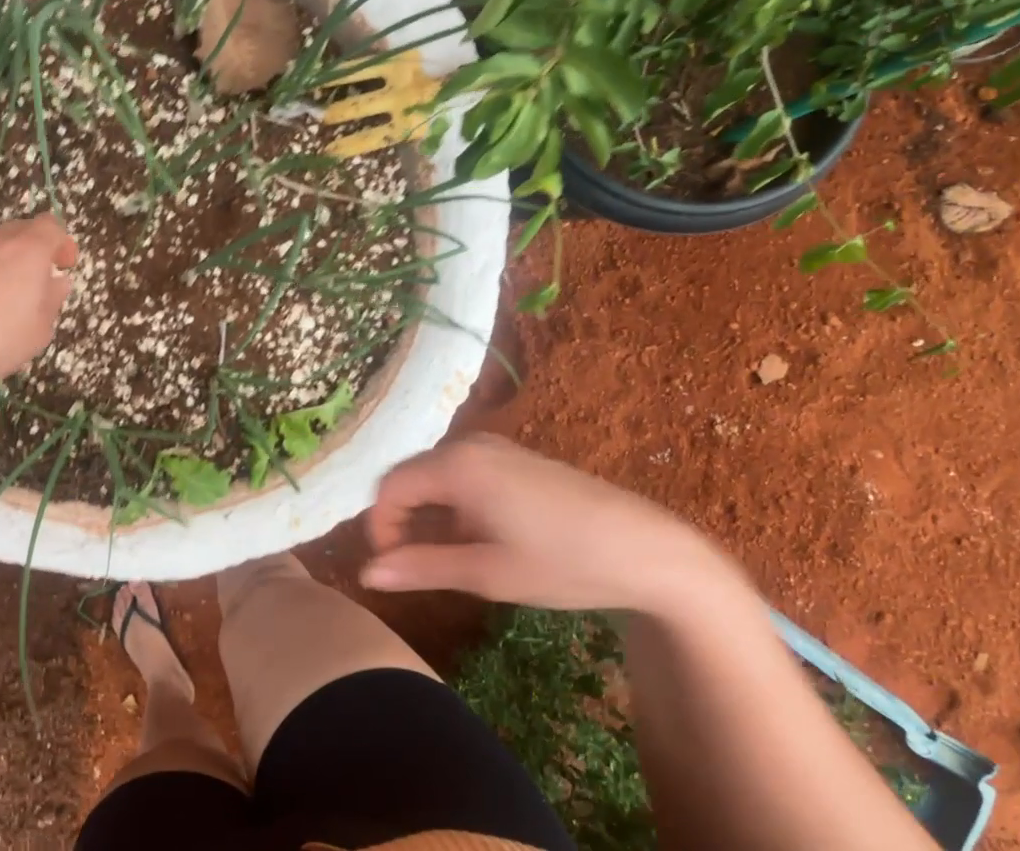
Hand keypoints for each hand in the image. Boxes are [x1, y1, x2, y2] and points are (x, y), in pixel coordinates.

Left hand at [0, 215, 76, 378]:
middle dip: (34, 248)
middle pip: (21, 229)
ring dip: (5, 260)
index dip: (62, 243)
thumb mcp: (41, 328)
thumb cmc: (0, 338)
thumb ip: (52, 300)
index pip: (52, 227)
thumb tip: (57, 282)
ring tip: (4, 295)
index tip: (65, 266)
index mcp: (30, 249)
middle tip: (37, 279)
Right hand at [362, 434, 742, 617]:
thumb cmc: (564, 563)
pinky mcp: (518, 459)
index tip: (393, 566)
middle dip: (403, 520)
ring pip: (437, 476)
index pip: (390, 487)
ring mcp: (497, 448)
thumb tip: (367, 574)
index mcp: (456, 466)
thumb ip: (421, 568)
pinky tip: (481, 540)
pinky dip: (456, 505)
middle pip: (411, 477)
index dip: (381, 527)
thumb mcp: (486, 574)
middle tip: (417, 566)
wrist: (652, 552)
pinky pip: (465, 474)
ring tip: (451, 559)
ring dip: (431, 515)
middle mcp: (470, 445)